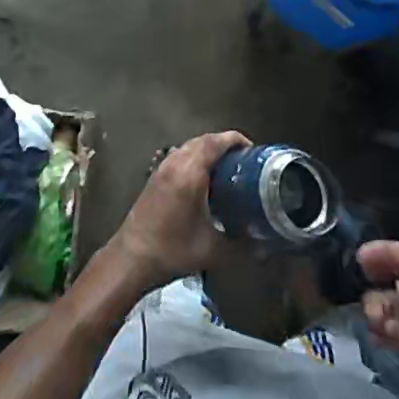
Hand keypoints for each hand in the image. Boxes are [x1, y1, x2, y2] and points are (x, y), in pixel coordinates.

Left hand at [104, 131, 248, 290]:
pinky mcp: (155, 178)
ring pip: (189, 148)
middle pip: (202, 141)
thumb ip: (243, 246)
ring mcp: (162, 169)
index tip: (252, 150)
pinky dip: (195, 160)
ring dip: (208, 152)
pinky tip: (204, 183)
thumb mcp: (214, 251)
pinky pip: (179, 157)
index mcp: (189, 172)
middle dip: (224, 145)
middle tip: (244, 162)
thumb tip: (266, 246)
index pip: (214, 142)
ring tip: (227, 171)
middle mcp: (175, 163)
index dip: (235, 140)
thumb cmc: (173, 250)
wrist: (132, 258)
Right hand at [360, 242, 398, 398]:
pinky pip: (393, 335)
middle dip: (378, 277)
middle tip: (359, 283)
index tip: (362, 256)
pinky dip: (380, 331)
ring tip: (373, 319)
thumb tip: (395, 288)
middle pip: (398, 279)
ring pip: (392, 307)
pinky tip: (374, 334)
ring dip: (378, 307)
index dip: (389, 253)